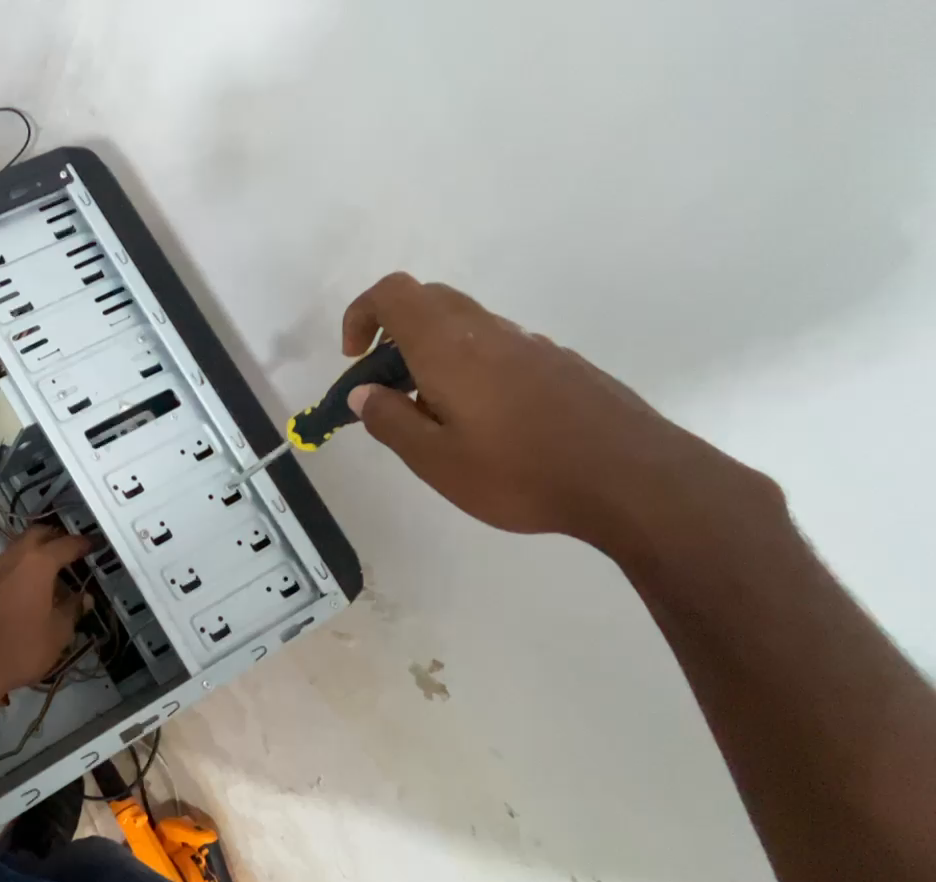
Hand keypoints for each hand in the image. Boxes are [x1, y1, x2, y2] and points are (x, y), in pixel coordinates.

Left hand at [0, 526, 90, 702]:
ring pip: (19, 547)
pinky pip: (8, 564)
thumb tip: (83, 598)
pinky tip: (33, 586)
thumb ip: (73, 609)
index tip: (95, 544)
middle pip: (37, 535)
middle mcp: (13, 557)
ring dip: (37, 551)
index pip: (66, 544)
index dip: (83, 543)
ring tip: (55, 570)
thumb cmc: (23, 647)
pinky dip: (23, 566)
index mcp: (37, 563)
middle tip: (72, 550)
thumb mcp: (59, 631)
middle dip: (56, 538)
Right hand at [340, 273, 778, 553]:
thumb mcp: (434, 460)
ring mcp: (531, 345)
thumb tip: (363, 394)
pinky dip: (468, 371)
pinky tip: (482, 426)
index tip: (354, 361)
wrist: (633, 481)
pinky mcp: (560, 364)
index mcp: (451, 348)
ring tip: (434, 421)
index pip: (394, 294)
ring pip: (466, 327)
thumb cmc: (519, 473)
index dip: (361, 315)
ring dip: (431, 358)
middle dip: (392, 336)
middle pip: (429, 301)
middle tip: (386, 391)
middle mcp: (491, 332)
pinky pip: (498, 350)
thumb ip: (390, 421)